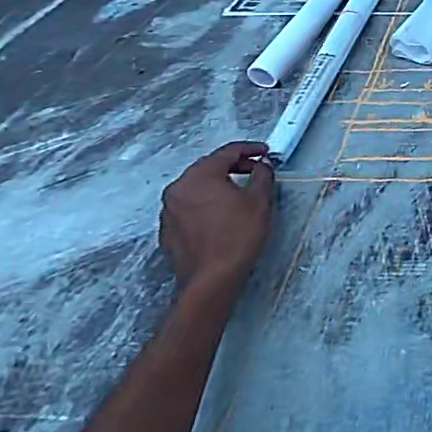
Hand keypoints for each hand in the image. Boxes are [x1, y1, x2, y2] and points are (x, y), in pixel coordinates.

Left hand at [158, 142, 274, 292]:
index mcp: (200, 175)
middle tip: (255, 170)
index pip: (227, 152)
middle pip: (209, 167)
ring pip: (198, 187)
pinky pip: (189, 206)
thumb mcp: (260, 200)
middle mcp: (178, 188)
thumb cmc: (237, 237)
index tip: (264, 152)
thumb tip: (262, 166)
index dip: (250, 149)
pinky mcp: (167, 230)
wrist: (212, 281)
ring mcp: (169, 210)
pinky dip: (206, 204)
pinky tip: (222, 215)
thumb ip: (263, 174)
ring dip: (219, 185)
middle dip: (234, 166)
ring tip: (240, 192)